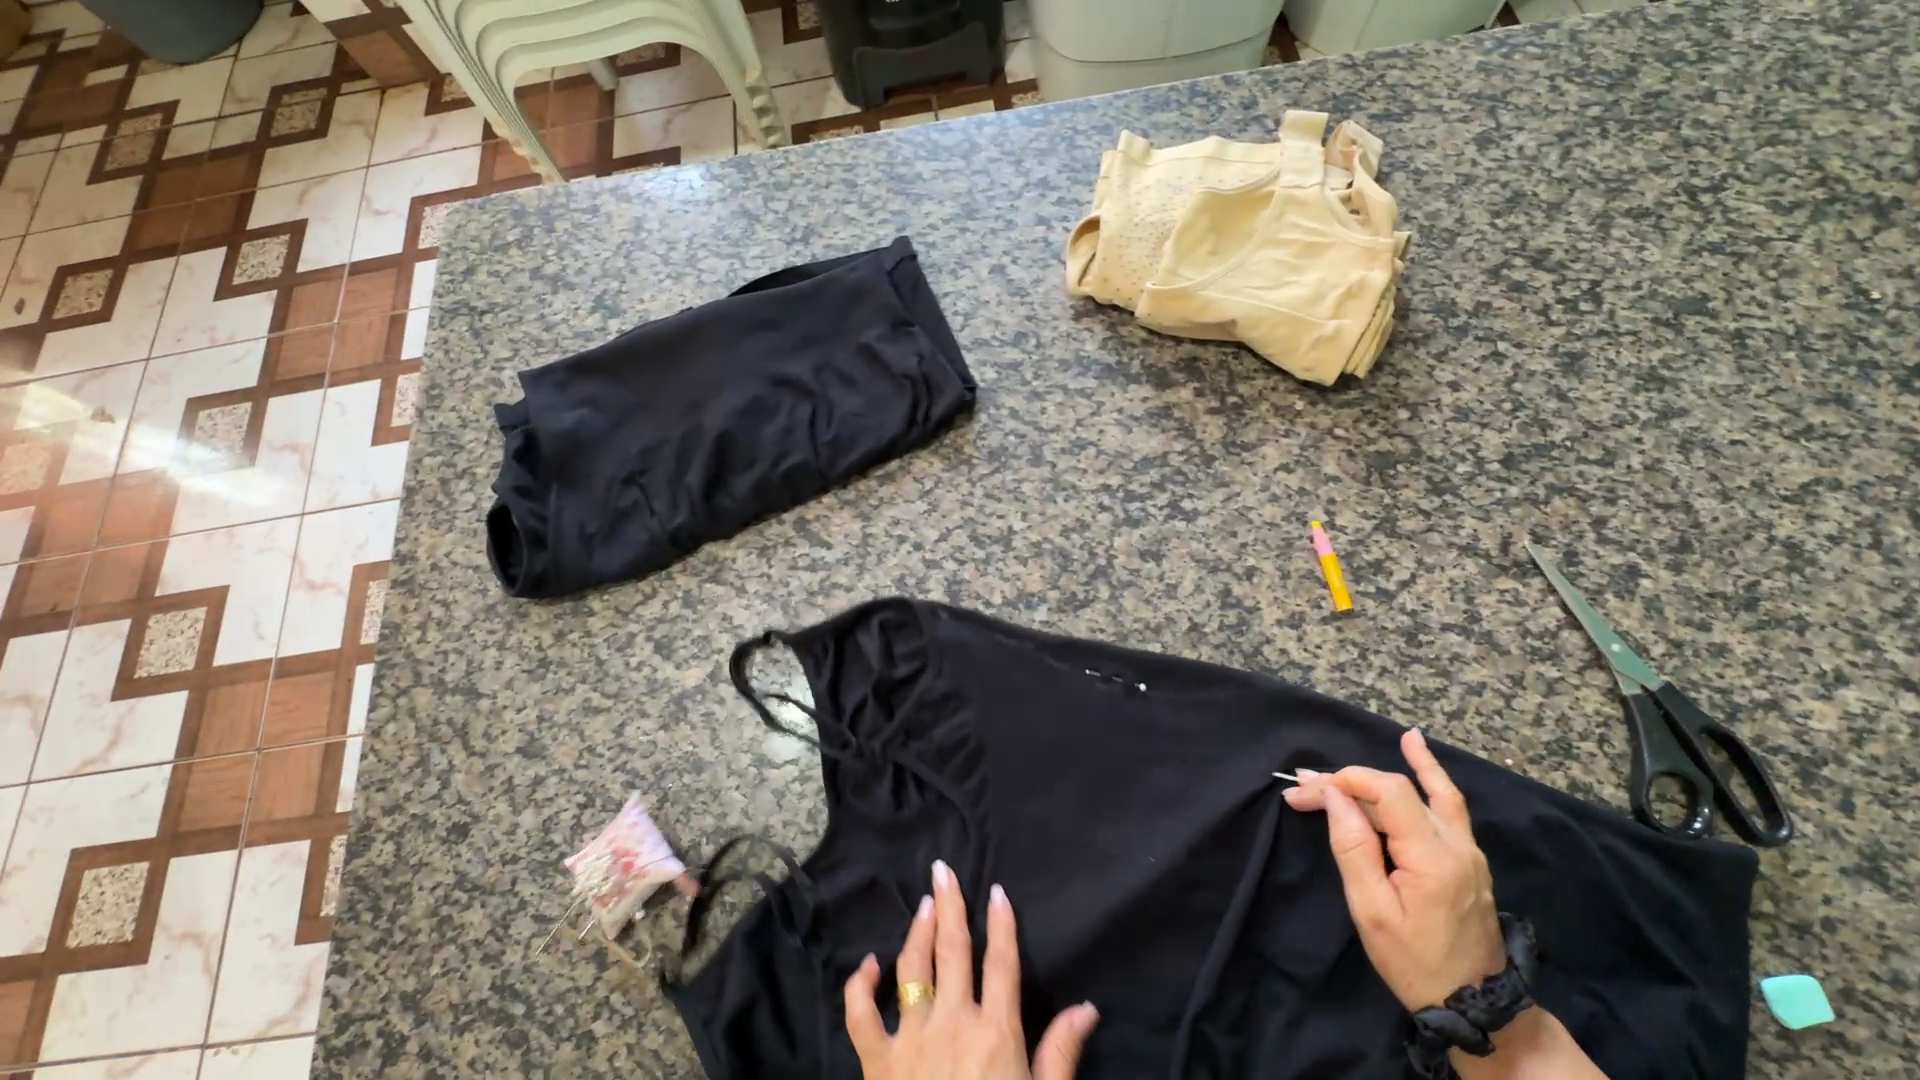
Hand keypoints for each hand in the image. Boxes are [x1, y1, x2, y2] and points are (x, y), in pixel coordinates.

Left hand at [844, 860, 1099, 1079]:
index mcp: (995, 1031)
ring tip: (925, 902)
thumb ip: (1060, 1052)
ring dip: (918, 931)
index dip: (1002, 925)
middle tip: (944, 869)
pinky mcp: (876, 1060)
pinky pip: (861, 1014)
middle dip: (953, 906)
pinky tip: (869, 964)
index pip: (1002, 963)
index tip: (998, 892)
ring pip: (912, 968)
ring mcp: (910, 1038)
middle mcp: (951, 1022)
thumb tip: (1087, 1008)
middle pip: (953, 951)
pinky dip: (860, 985)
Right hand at [1282, 728, 1505, 1011]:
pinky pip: (1448, 805)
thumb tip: (1335, 797)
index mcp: (1432, 857)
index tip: (1303, 791)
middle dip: (1348, 783)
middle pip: (1400, 790)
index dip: (1343, 781)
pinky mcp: (1468, 857)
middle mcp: (1456, 844)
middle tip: (1302, 788)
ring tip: (1368, 752)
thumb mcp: (1372, 911)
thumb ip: (1354, 848)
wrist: (1474, 1005)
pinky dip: (1430, 776)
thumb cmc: (1413, 961)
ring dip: (1388, 774)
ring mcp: (1467, 849)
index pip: (1387, 792)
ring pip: (1429, 792)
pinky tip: (1417, 749)